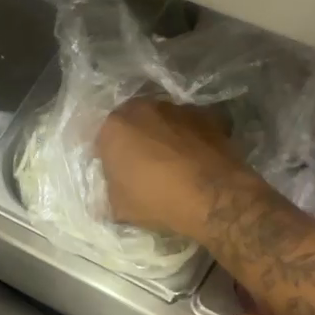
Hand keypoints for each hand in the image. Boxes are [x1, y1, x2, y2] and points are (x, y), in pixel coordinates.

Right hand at [97, 99, 253, 242]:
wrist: (212, 197)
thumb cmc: (156, 200)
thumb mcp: (119, 207)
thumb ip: (111, 189)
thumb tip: (114, 187)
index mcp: (114, 127)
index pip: (102, 140)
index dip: (108, 159)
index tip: (116, 175)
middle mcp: (143, 107)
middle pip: (133, 123)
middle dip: (135, 140)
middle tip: (143, 166)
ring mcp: (177, 107)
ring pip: (162, 121)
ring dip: (162, 136)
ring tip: (172, 162)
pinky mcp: (206, 114)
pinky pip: (189, 126)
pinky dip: (189, 137)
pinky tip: (194, 159)